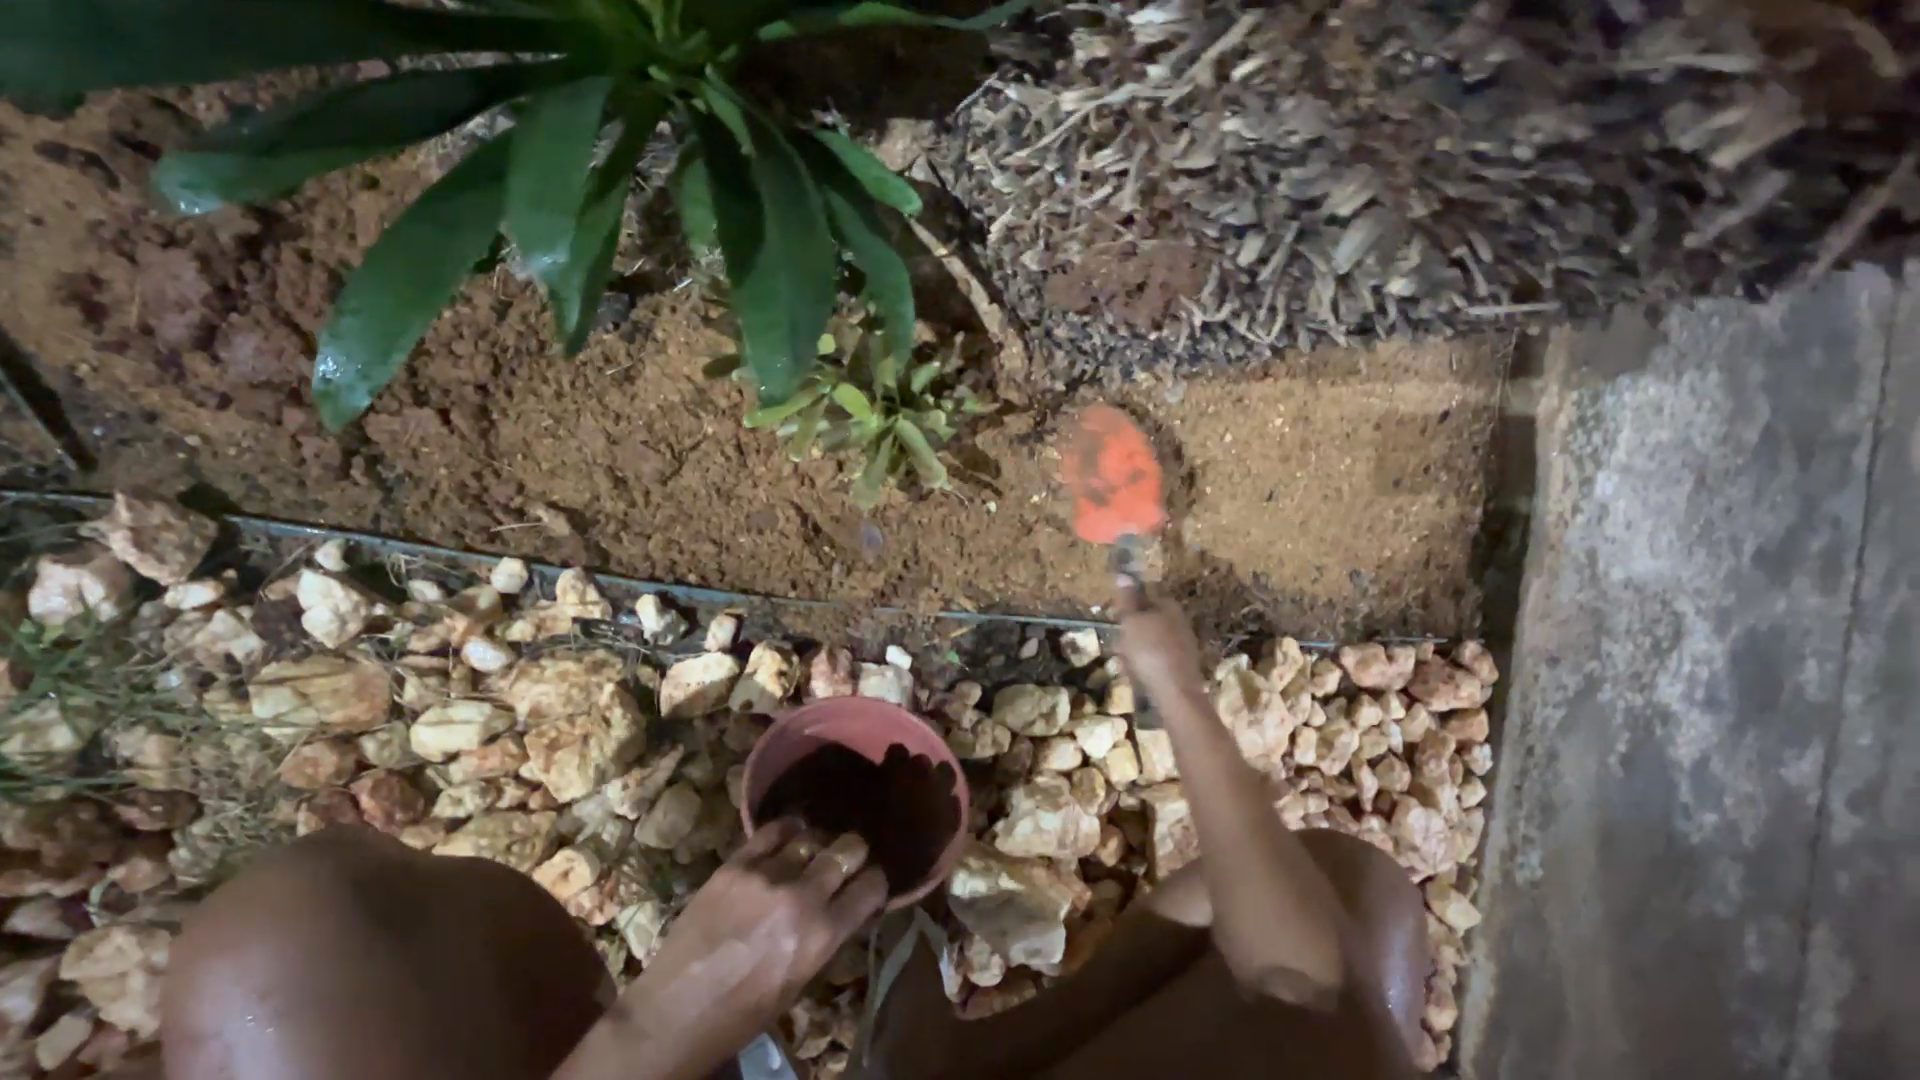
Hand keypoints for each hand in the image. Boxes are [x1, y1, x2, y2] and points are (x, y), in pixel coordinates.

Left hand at [612, 819, 887, 1076]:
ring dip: (820, 842)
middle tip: (849, 857)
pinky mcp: (734, 865)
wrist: (677, 1011)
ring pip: (811, 837)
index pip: (870, 888)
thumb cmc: (744, 1012)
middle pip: (847, 850)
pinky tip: (792, 833)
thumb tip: (848, 906)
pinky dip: (787, 829)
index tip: (871, 882)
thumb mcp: (801, 981)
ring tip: (816, 848)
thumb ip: (828, 937)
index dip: (876, 882)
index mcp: (822, 936)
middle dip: (855, 853)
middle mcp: (800, 898)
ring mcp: (765, 876)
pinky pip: (771, 831)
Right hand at [1114, 580, 1205, 705]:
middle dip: (1130, 634)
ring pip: (1149, 643)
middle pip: (1146, 622)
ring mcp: (1183, 646)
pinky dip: (1145, 667)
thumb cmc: (1149, 650)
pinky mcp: (1181, 667)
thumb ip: (1127, 599)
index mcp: (1170, 606)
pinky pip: (1156, 661)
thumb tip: (1123, 574)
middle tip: (1120, 646)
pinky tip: (1139, 676)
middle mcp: (1180, 622)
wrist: (1175, 692)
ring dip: (1135, 652)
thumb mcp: (1132, 621)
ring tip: (1127, 664)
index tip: (1117, 623)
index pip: (1145, 599)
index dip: (1128, 610)